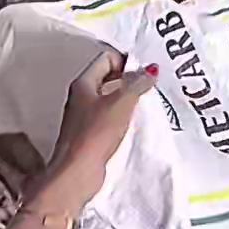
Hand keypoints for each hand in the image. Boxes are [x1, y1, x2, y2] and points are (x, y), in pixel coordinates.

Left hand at [31, 50, 155, 214]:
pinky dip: (122, 115)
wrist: (77, 171)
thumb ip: (137, 83)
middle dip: (129, 78)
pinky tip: (134, 122)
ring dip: (127, 98)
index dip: (126, 61)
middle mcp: (81, 96)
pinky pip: (109, 116)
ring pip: (109, 97)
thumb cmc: (96, 133)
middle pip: (107, 77)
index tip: (146, 72)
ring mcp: (84, 116)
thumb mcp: (121, 103)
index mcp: (83, 83)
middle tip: (150, 85)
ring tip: (146, 103)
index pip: (106, 58)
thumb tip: (150, 69)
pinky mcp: (89, 134)